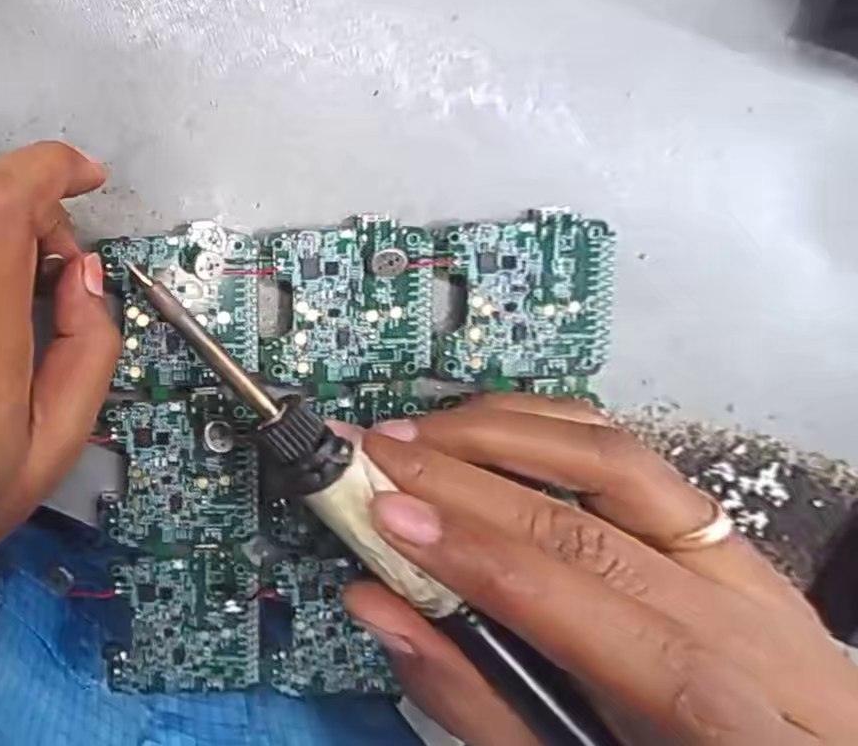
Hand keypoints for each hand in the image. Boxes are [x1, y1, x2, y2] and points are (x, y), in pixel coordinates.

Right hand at [342, 393, 857, 744]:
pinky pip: (614, 447)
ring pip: (614, 466)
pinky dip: (526, 420)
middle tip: (363, 455)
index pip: (641, 649)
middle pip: (600, 543)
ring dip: (487, 436)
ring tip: (401, 433)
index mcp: (756, 741)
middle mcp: (770, 647)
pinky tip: (458, 424)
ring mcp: (744, 571)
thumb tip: (368, 601)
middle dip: (458, 486)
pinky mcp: (708, 525)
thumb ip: (472, 698)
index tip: (388, 515)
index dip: (497, 569)